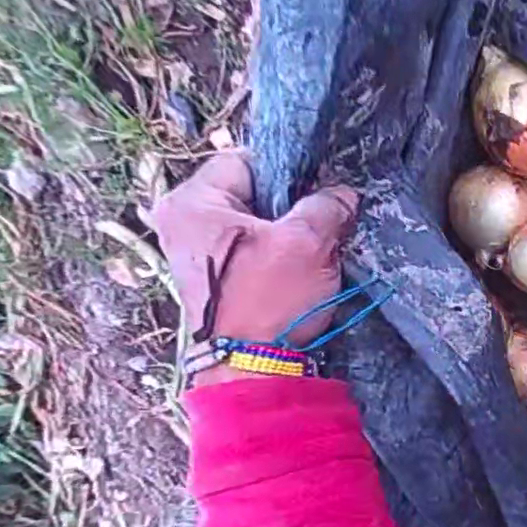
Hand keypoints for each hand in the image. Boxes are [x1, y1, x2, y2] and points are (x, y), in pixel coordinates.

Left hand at [151, 152, 359, 385]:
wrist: (251, 364)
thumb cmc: (270, 297)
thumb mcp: (307, 243)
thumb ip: (326, 207)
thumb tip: (343, 193)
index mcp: (193, 202)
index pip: (246, 161)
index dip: (288, 173)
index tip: (319, 194)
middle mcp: (183, 220)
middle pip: (252, 193)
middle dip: (292, 207)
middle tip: (322, 225)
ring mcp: (195, 250)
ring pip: (256, 223)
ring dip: (289, 233)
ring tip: (315, 250)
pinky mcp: (214, 275)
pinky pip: (252, 248)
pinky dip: (278, 253)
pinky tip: (299, 269)